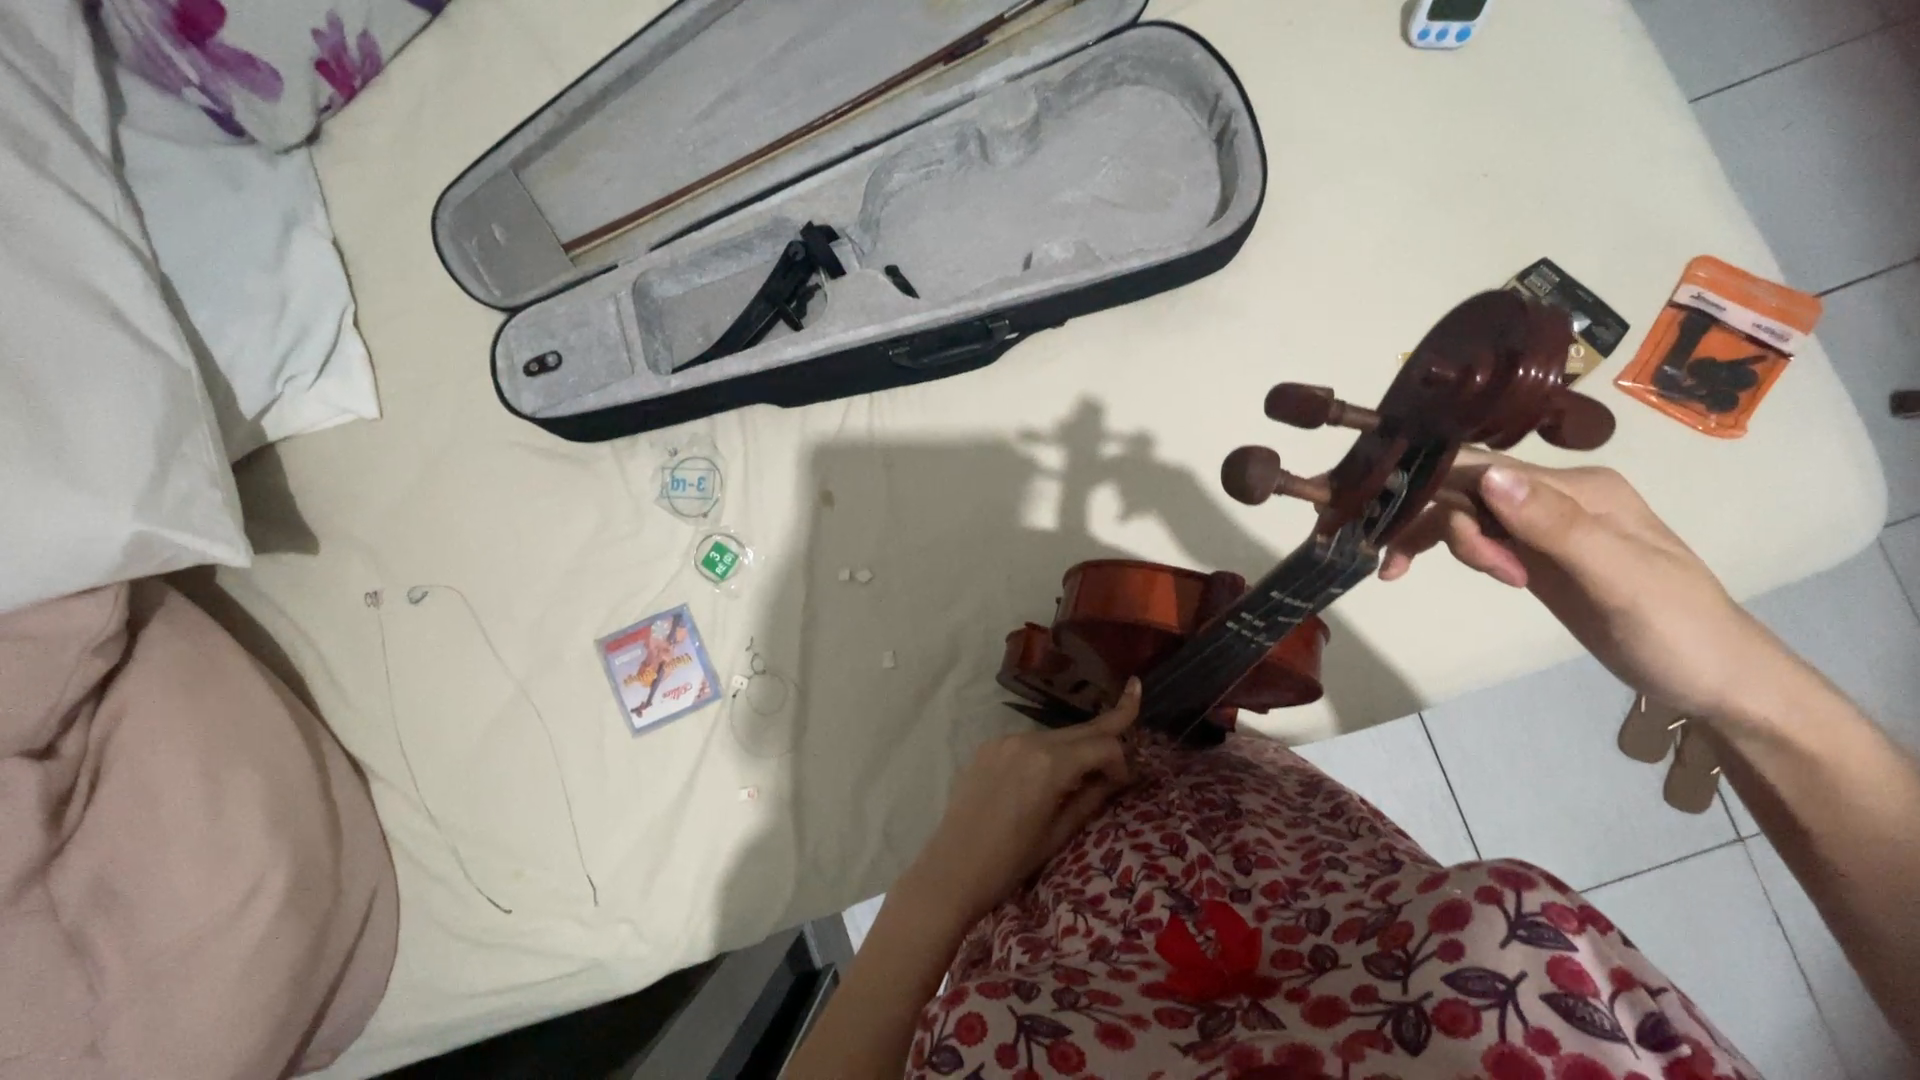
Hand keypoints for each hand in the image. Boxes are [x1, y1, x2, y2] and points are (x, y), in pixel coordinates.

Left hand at [898, 681, 1139, 926]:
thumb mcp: (1059, 833)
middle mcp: (1027, 741)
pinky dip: (1048, 752)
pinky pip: (1029, 743)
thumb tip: (1116, 776)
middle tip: (1135, 698)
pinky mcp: (987, 748)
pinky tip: (1050, 774)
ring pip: (1055, 736)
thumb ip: (1091, 796)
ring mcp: (1003, 741)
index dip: (1122, 760)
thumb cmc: (1010, 862)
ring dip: (1077, 745)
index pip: (1103, 744)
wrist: (951, 870)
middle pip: (1080, 729)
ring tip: (1090, 767)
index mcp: (1050, 764)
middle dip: (1109, 726)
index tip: (1125, 782)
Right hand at [1378, 452, 1785, 718]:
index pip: (1485, 471)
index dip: (1434, 493)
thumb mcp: (1618, 579)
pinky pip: (1477, 538)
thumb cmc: (1676, 629)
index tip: (1389, 524)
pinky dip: (1447, 551)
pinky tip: (1412, 568)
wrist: (1714, 680)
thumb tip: (1487, 477)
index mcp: (1580, 489)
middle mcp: (1557, 497)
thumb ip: (1553, 527)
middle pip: (1466, 489)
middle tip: (1463, 574)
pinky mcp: (1534, 555)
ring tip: (1445, 578)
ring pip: (1465, 513)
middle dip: (1443, 527)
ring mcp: (1545, 526)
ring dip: (1442, 542)